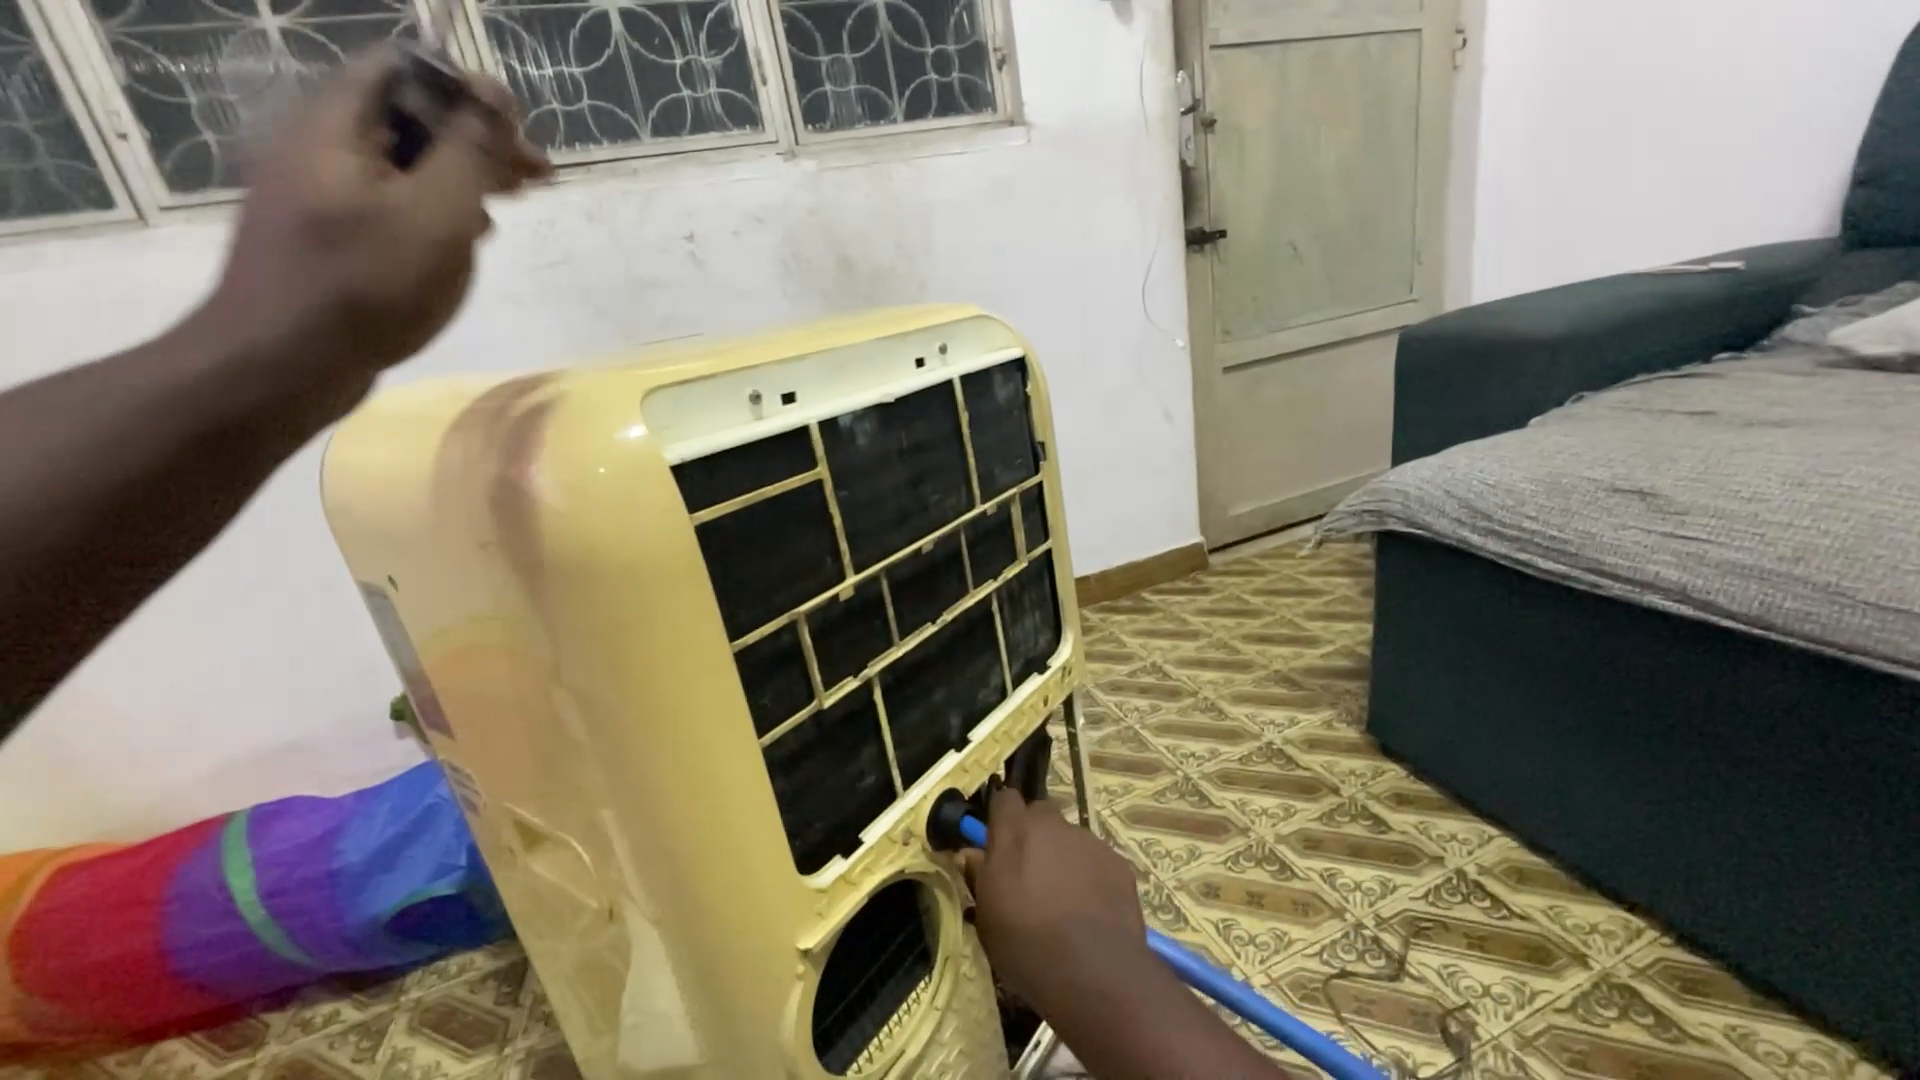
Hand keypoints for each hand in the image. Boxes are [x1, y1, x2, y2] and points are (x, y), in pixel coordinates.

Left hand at [192, 46, 551, 384]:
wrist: (281, 363)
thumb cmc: (366, 286)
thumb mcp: (435, 215)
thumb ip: (468, 150)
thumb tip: (491, 93)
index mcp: (337, 125)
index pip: (405, 68)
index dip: (468, 89)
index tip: (519, 131)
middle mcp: (322, 144)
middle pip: (410, 114)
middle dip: (477, 137)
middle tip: (535, 176)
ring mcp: (320, 190)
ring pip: (405, 160)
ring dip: (464, 174)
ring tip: (511, 205)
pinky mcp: (329, 233)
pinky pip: (392, 199)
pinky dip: (437, 206)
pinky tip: (468, 238)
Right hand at [962, 789, 1154, 1009]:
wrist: (1091, 971)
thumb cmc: (1024, 945)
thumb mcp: (986, 917)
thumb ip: (979, 877)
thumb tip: (973, 856)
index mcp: (1015, 832)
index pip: (1005, 798)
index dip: (1002, 817)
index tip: (999, 842)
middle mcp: (1053, 826)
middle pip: (1041, 814)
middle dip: (1035, 834)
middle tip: (1031, 873)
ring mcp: (1089, 842)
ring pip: (1071, 839)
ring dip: (1064, 858)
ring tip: (1065, 900)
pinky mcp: (1118, 863)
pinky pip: (1098, 861)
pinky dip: (1092, 877)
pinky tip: (1092, 911)